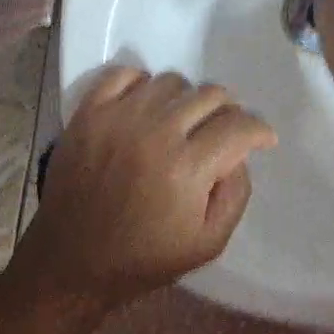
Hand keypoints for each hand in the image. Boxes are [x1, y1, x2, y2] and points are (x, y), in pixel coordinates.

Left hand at [11, 68, 276, 312]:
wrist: (72, 259)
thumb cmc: (144, 258)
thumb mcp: (208, 243)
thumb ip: (236, 194)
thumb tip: (240, 153)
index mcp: (186, 168)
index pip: (238, 125)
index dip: (258, 131)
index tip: (260, 139)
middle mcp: (154, 132)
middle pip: (209, 95)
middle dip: (227, 113)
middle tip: (221, 134)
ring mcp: (118, 117)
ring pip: (170, 82)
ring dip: (185, 99)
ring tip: (180, 123)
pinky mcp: (88, 112)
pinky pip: (125, 74)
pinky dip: (142, 84)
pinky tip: (145, 107)